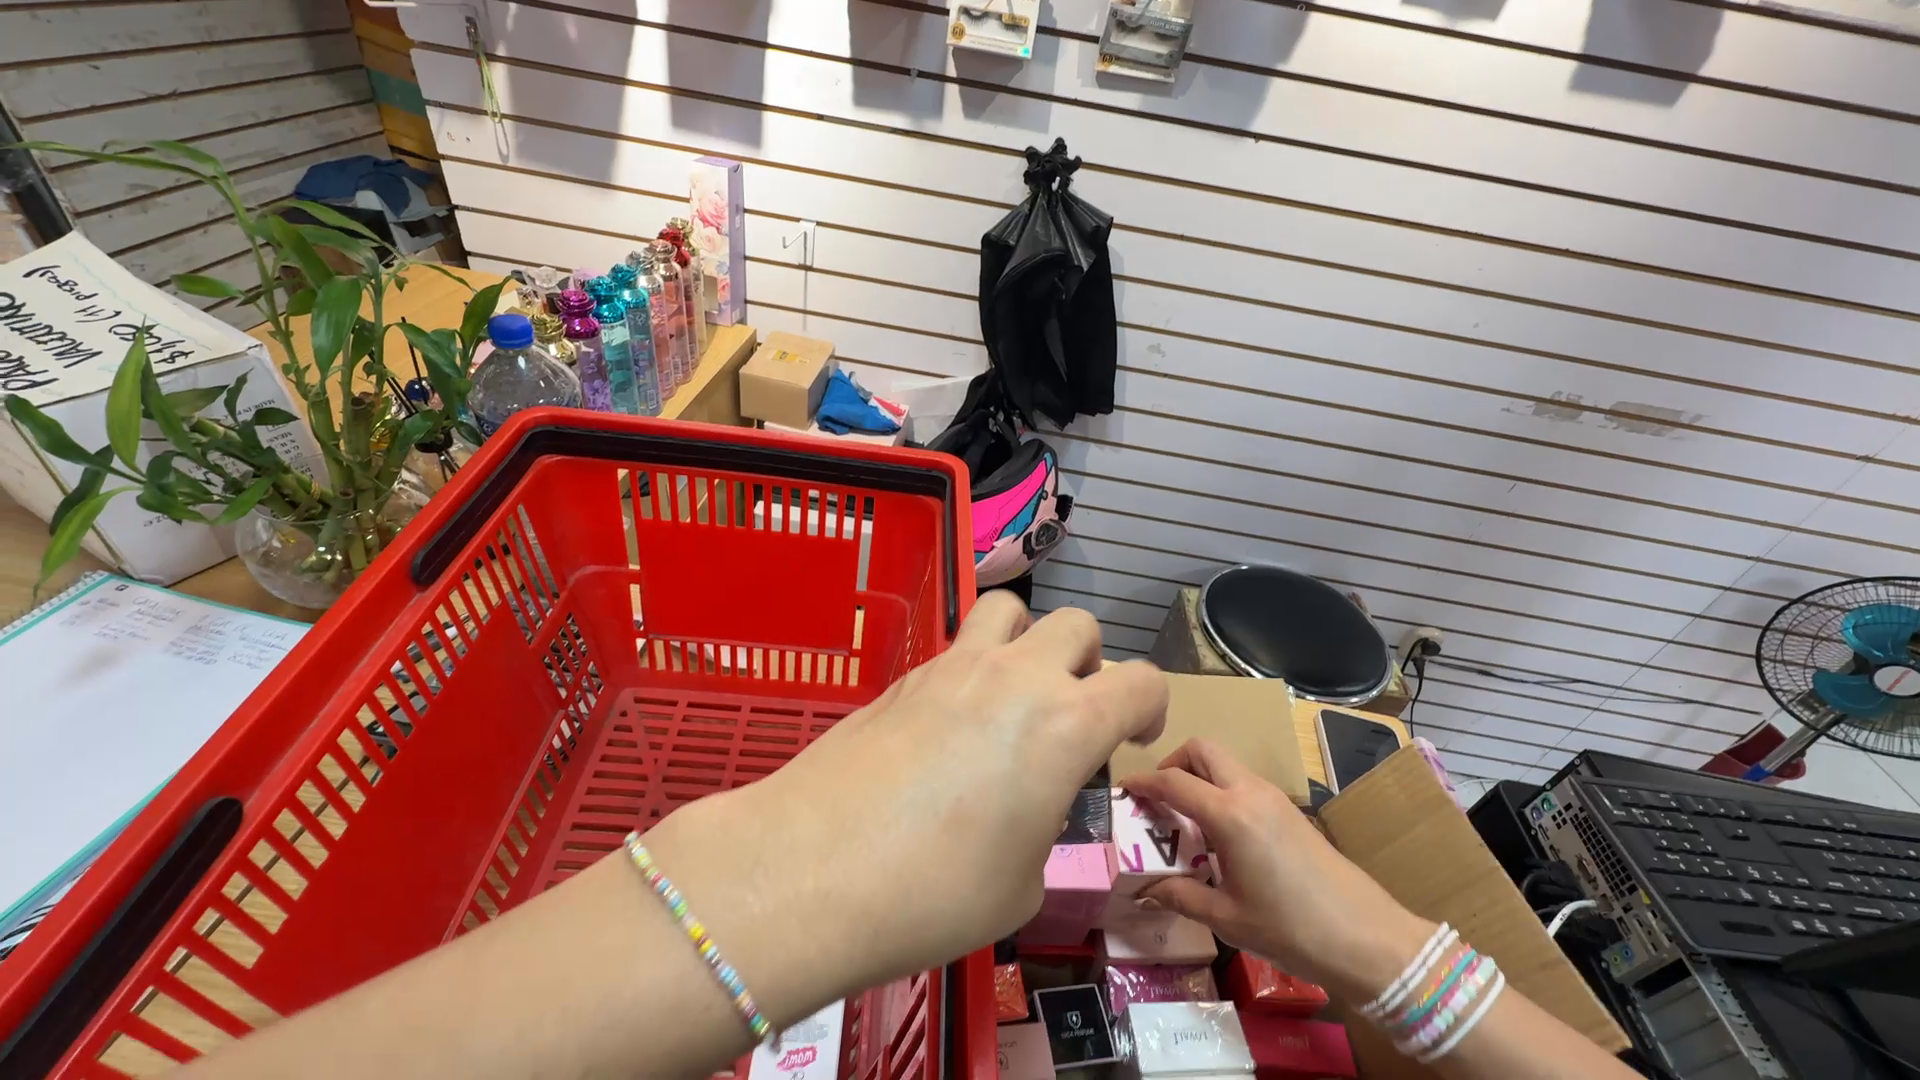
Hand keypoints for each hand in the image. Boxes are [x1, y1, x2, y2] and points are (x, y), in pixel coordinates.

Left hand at [643, 592, 1169, 1019]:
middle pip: (1077, 625)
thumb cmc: (935, 893)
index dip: (1151, 708)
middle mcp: (1015, 677)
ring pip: (1010, 609)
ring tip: (1012, 696)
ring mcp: (952, 668)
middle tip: (1070, 716)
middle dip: (1089, 664)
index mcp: (1065, 724)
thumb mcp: (1022, 883)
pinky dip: (972, 671)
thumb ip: (1043, 827)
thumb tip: (1027, 808)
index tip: (1131, 740)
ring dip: (1027, 641)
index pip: (1140, 681)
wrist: (812, 870)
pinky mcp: (902, 678)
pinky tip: (949, 728)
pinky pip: (956, 649)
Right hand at [1120, 739, 1434, 1005]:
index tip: (1122, 790)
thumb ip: (1181, 896)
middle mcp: (1250, 792)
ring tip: (1183, 818)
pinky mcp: (1290, 810)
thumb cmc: (1291, 929)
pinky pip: (1243, 782)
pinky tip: (1217, 833)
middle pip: (1202, 750)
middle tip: (1158, 797)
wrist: (1368, 939)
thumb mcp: (1227, 918)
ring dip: (1198, 776)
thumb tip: (1146, 891)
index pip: (1173, 781)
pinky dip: (1220, 790)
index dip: (1142, 782)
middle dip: (1173, 762)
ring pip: (1225, 763)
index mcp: (1229, 815)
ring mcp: (1274, 798)